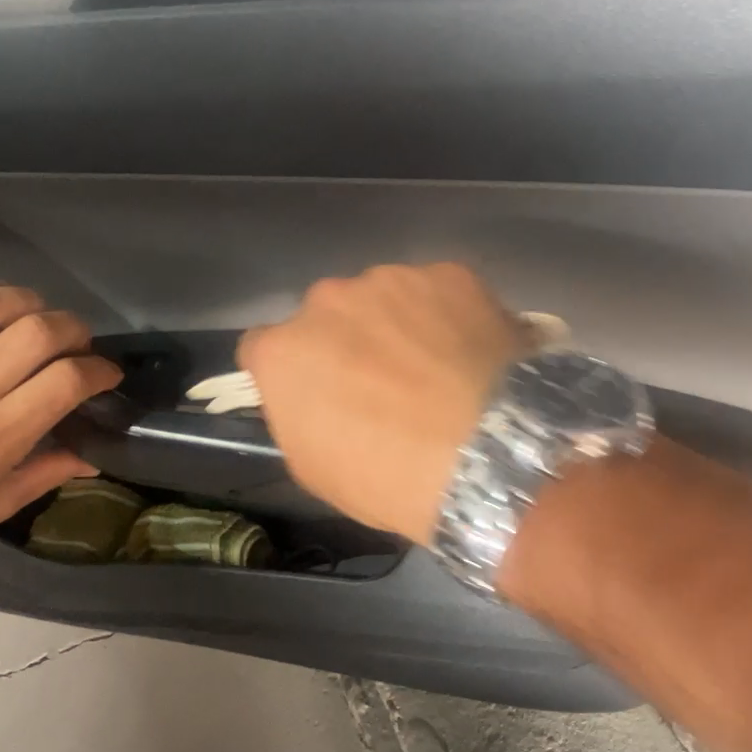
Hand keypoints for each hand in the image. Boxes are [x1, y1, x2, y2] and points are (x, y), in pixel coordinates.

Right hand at [238, 264, 522, 544]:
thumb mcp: (315, 468)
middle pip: (327, 317)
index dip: (290, 373)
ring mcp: (391, 280)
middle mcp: (328, 300)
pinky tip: (473, 355)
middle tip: (386, 385)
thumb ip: (300, 416)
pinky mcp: (450, 274)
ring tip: (439, 371)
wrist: (487, 454)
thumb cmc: (388, 477)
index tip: (316, 396)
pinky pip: (438, 293)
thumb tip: (313, 400)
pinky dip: (449, 316)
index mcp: (284, 351)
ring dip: (399, 325)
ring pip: (384, 298)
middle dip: (346, 343)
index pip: (265, 348)